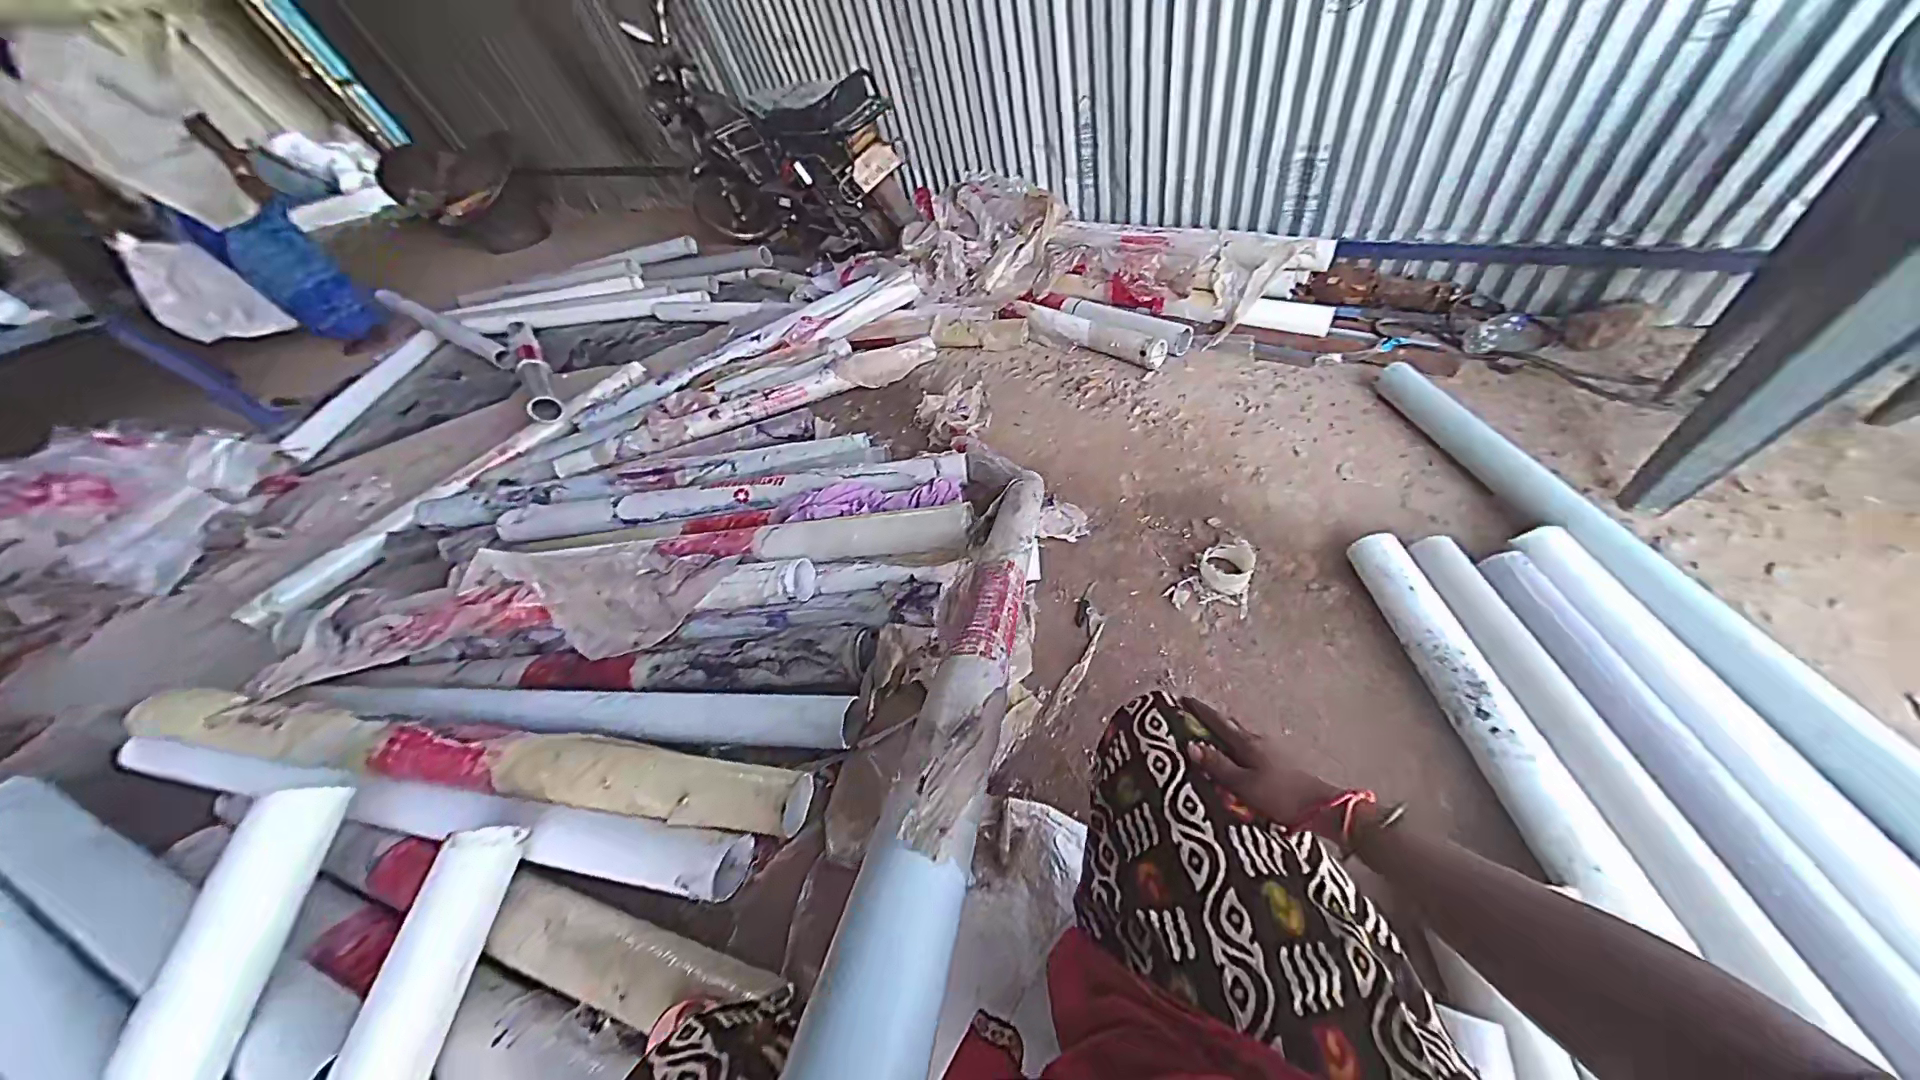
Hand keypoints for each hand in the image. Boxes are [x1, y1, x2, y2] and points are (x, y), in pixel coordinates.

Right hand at [1181, 697, 1345, 834]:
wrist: (1323, 807)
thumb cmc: (1279, 796)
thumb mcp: (1242, 784)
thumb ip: (1217, 765)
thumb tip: (1191, 745)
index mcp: (1246, 743)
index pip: (1217, 721)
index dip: (1199, 711)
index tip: (1183, 699)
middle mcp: (1257, 741)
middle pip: (1230, 725)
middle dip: (1211, 719)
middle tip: (1193, 718)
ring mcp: (1271, 750)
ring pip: (1241, 736)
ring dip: (1225, 733)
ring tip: (1212, 738)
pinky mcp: (1279, 762)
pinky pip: (1250, 747)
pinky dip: (1237, 746)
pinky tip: (1238, 757)